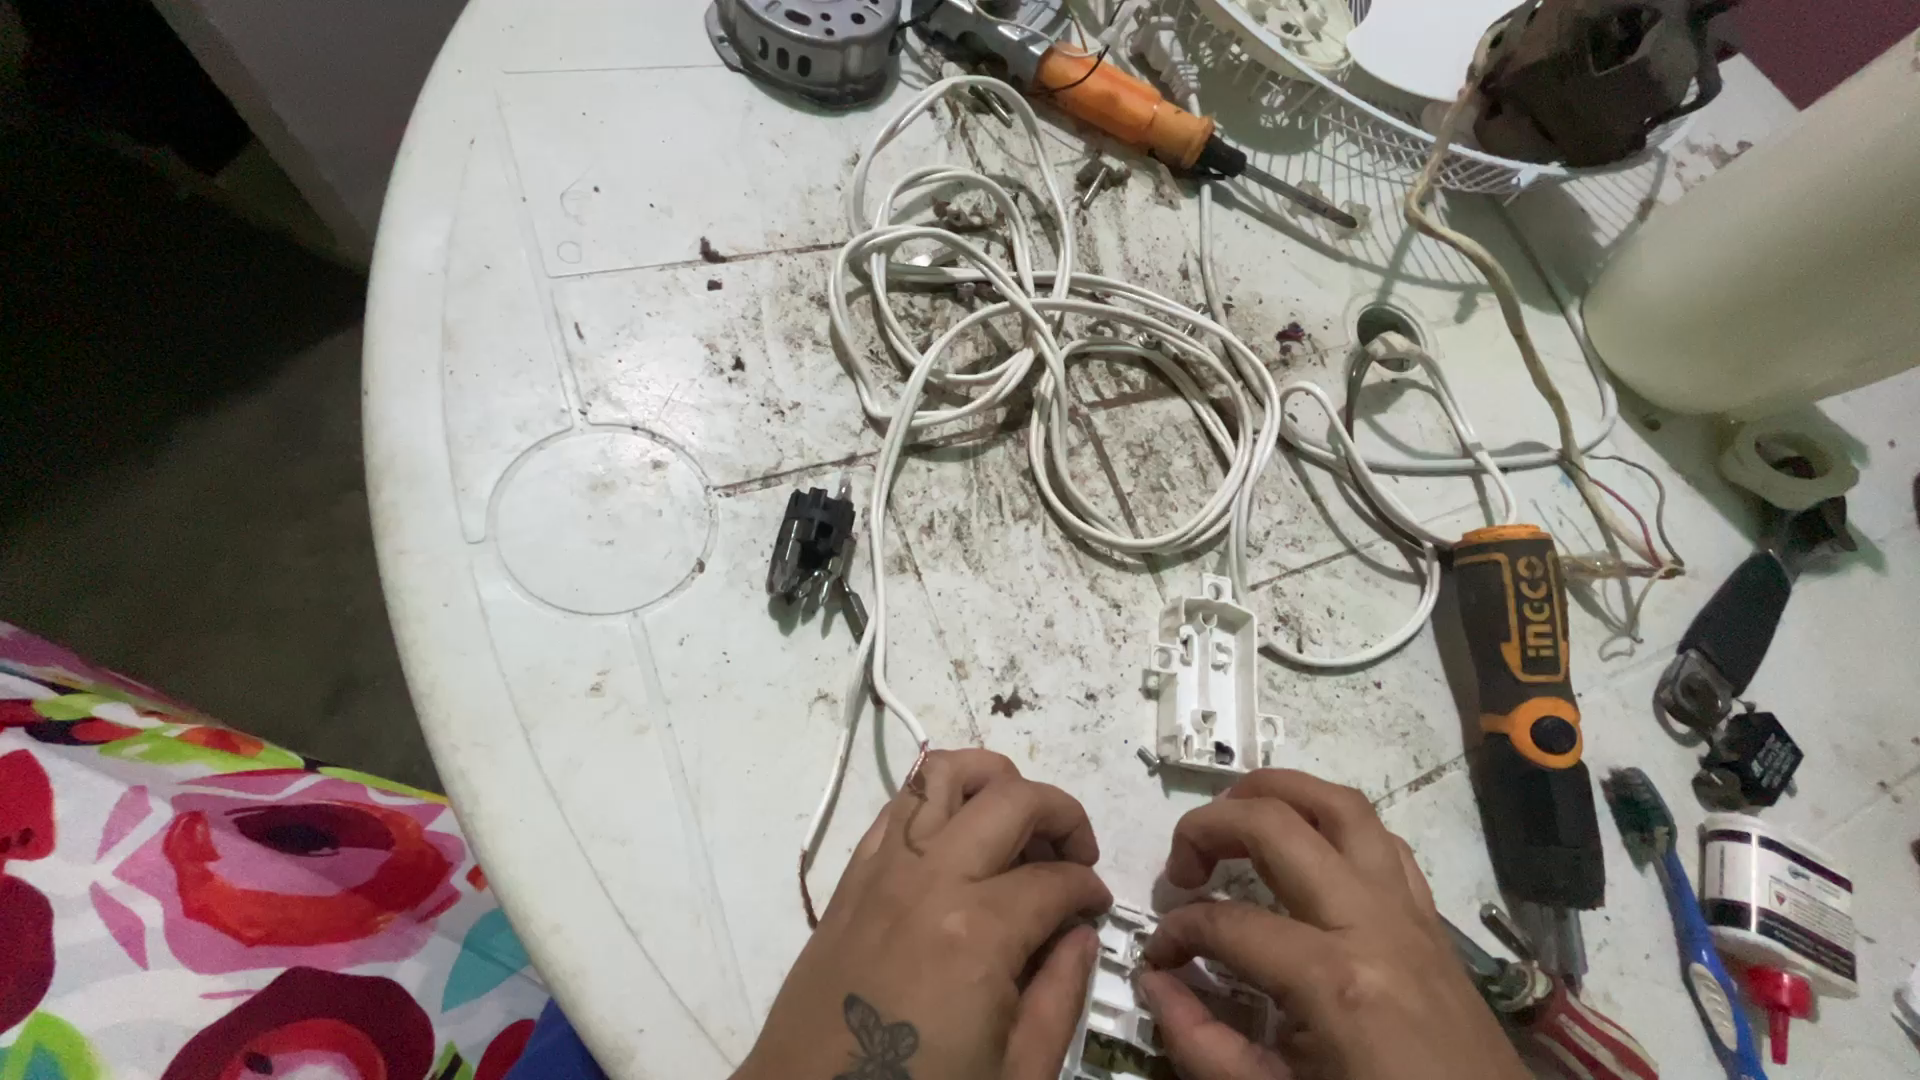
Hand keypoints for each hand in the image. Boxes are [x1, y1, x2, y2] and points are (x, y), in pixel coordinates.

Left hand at [736, 749, 1112, 1079]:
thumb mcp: (1015, 1074)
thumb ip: (1060, 994)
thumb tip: (1082, 932)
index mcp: (978, 930)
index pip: (1056, 880)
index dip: (1089, 888)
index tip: (1097, 905)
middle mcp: (932, 874)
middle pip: (1012, 799)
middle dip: (1060, 814)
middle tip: (1073, 856)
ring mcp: (886, 864)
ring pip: (946, 772)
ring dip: (995, 780)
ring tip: (1017, 820)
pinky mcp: (853, 871)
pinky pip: (900, 802)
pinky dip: (939, 797)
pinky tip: (958, 836)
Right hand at [1138, 769, 1528, 1079]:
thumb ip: (1200, 1043)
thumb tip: (1154, 981)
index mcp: (1334, 979)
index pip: (1227, 924)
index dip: (1177, 935)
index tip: (1159, 959)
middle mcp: (1372, 921)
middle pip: (1276, 824)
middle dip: (1209, 827)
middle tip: (1182, 868)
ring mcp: (1409, 911)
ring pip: (1339, 805)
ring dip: (1275, 794)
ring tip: (1234, 817)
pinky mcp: (1430, 918)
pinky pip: (1381, 839)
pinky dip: (1332, 824)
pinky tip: (1305, 852)